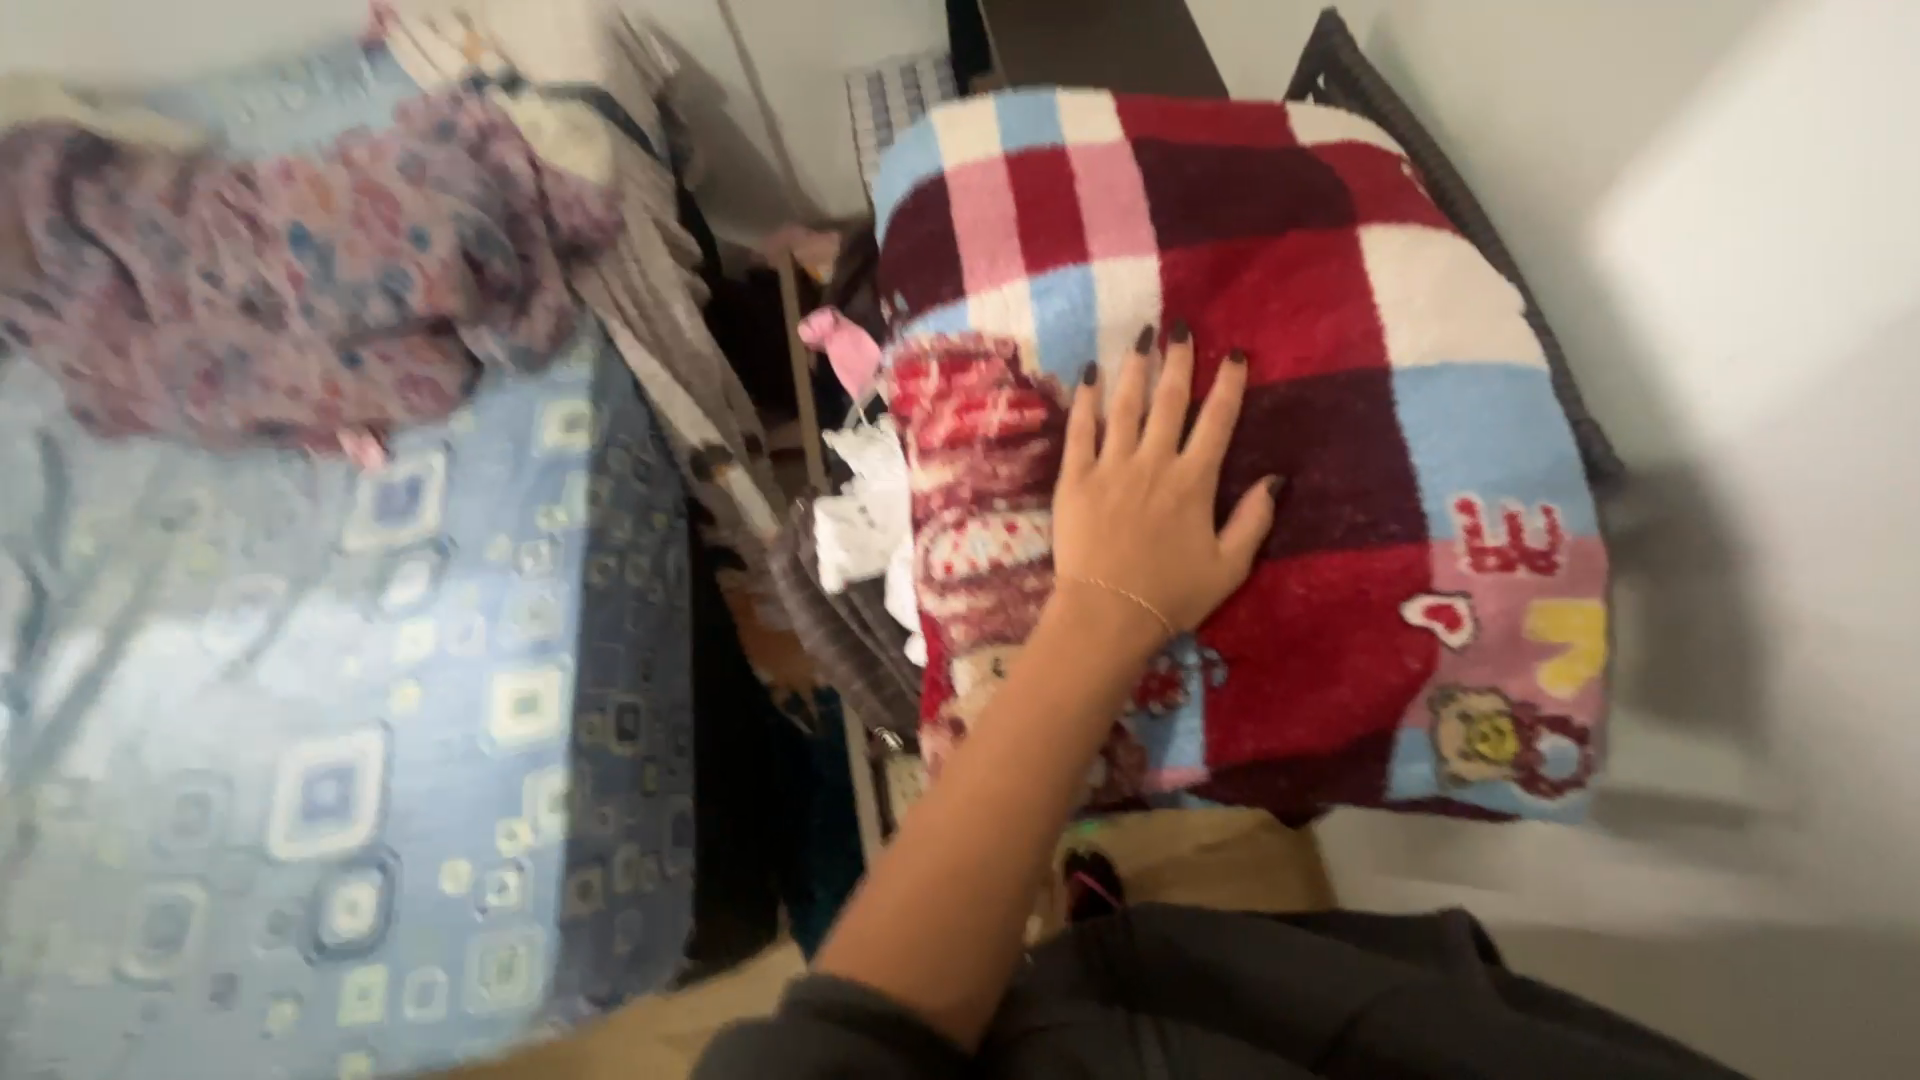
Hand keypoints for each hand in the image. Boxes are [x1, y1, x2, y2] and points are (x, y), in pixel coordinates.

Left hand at [1049, 324, 1278, 645]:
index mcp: (1194, 482)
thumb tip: (1277, 478)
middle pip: (1169, 401)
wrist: (1107, 614)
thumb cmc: (1171, 595)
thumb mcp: (1230, 566)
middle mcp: (1153, 463)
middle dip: (1178, 360)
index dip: (1228, 384)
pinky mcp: (1074, 478)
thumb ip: (1254, 519)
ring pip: (1125, 406)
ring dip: (1134, 368)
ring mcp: (1110, 467)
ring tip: (1140, 337)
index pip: (1217, 421)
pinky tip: (1089, 374)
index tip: (1234, 354)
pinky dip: (1086, 400)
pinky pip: (1080, 430)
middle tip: (1179, 327)